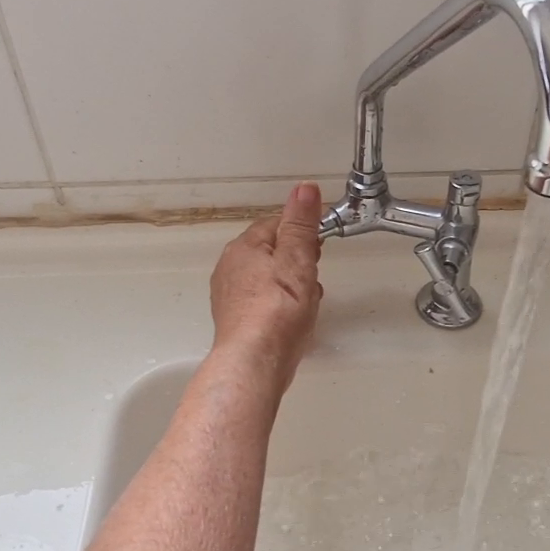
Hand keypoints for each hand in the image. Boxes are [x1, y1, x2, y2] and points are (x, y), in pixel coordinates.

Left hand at [209, 182, 323, 379]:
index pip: (276, 224)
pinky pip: (263, 303)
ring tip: (307, 302)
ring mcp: (230, 297)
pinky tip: (294, 321)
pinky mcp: (236, 322)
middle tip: (314, 275)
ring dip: (291, 286)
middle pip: (271, 252)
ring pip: (268, 279)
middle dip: (297, 261)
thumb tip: (305, 188)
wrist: (254, 362)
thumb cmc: (277, 312)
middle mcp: (230, 268)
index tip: (319, 244)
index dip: (302, 231)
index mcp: (244, 247)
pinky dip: (280, 307)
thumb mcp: (297, 260)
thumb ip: (301, 224)